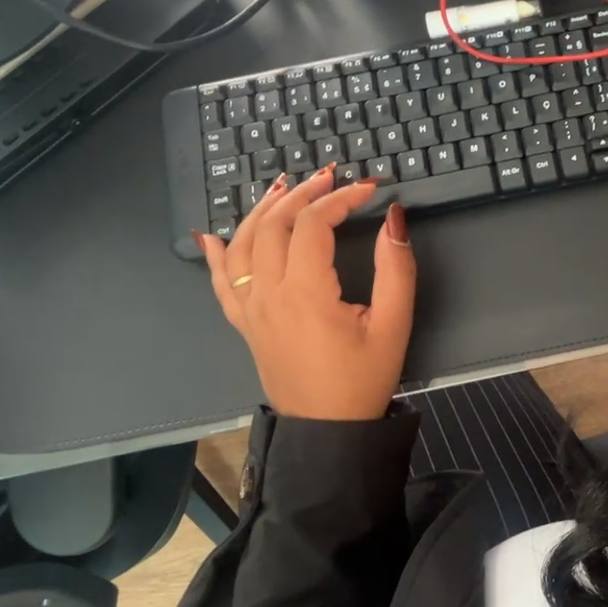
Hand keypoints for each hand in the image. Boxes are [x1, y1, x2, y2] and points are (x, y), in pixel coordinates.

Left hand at [194, 171, 415, 420]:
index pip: (314, 224)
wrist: (328, 430)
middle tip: (329, 176)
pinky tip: (213, 235)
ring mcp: (250, 309)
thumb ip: (395, 268)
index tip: (369, 188)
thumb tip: (393, 218)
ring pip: (243, 244)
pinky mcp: (244, 323)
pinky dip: (216, 253)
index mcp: (306, 293)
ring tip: (282, 187)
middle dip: (302, 194)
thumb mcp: (393, 325)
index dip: (341, 198)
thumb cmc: (364, 379)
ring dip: (261, 210)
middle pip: (274, 224)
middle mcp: (269, 294)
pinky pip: (221, 281)